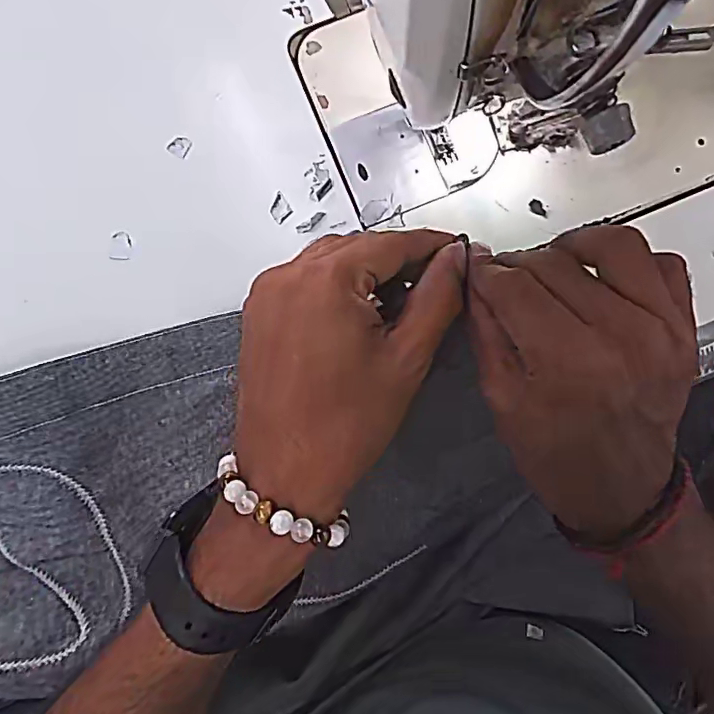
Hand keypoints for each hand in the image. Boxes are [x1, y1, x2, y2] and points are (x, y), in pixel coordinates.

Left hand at [232, 229, 468, 522]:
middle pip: (359, 246)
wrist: (287, 472)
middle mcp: (287, 278)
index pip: (391, 242)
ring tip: (400, 307)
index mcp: (324, 281)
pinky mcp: (261, 313)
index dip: (431, 245)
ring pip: (332, 261)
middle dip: (400, 260)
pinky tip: (362, 316)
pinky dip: (338, 287)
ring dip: (369, 272)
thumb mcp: (407, 357)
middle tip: (436, 281)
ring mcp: (269, 295)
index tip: (453, 251)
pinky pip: (307, 281)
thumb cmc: (338, 429)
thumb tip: (453, 261)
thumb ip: (437, 297)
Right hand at [469, 226, 696, 540]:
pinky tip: (606, 279)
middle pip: (555, 262)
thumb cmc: (561, 458)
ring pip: (614, 244)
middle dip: (520, 265)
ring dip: (575, 246)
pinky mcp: (684, 329)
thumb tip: (477, 280)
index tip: (479, 270)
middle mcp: (621, 338)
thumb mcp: (503, 400)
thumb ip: (487, 331)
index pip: (515, 286)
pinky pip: (664, 263)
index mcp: (568, 363)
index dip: (487, 272)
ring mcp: (661, 330)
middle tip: (509, 279)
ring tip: (558, 264)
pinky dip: (631, 262)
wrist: (621, 490)